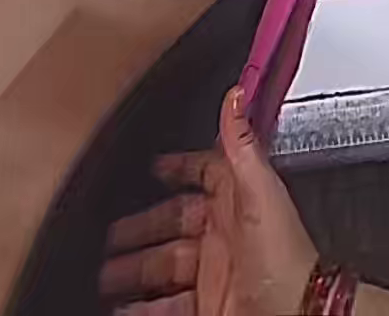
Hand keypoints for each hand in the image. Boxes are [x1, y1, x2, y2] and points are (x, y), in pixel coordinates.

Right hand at [101, 87, 319, 315]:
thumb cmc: (284, 256)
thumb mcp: (259, 190)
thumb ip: (242, 142)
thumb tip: (236, 94)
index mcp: (235, 197)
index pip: (202, 172)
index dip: (177, 167)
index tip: (153, 167)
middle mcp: (223, 230)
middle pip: (173, 221)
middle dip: (140, 226)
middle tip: (110, 233)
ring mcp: (215, 269)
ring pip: (164, 264)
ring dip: (134, 268)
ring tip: (105, 274)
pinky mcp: (210, 305)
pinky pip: (167, 306)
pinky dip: (143, 308)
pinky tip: (123, 309)